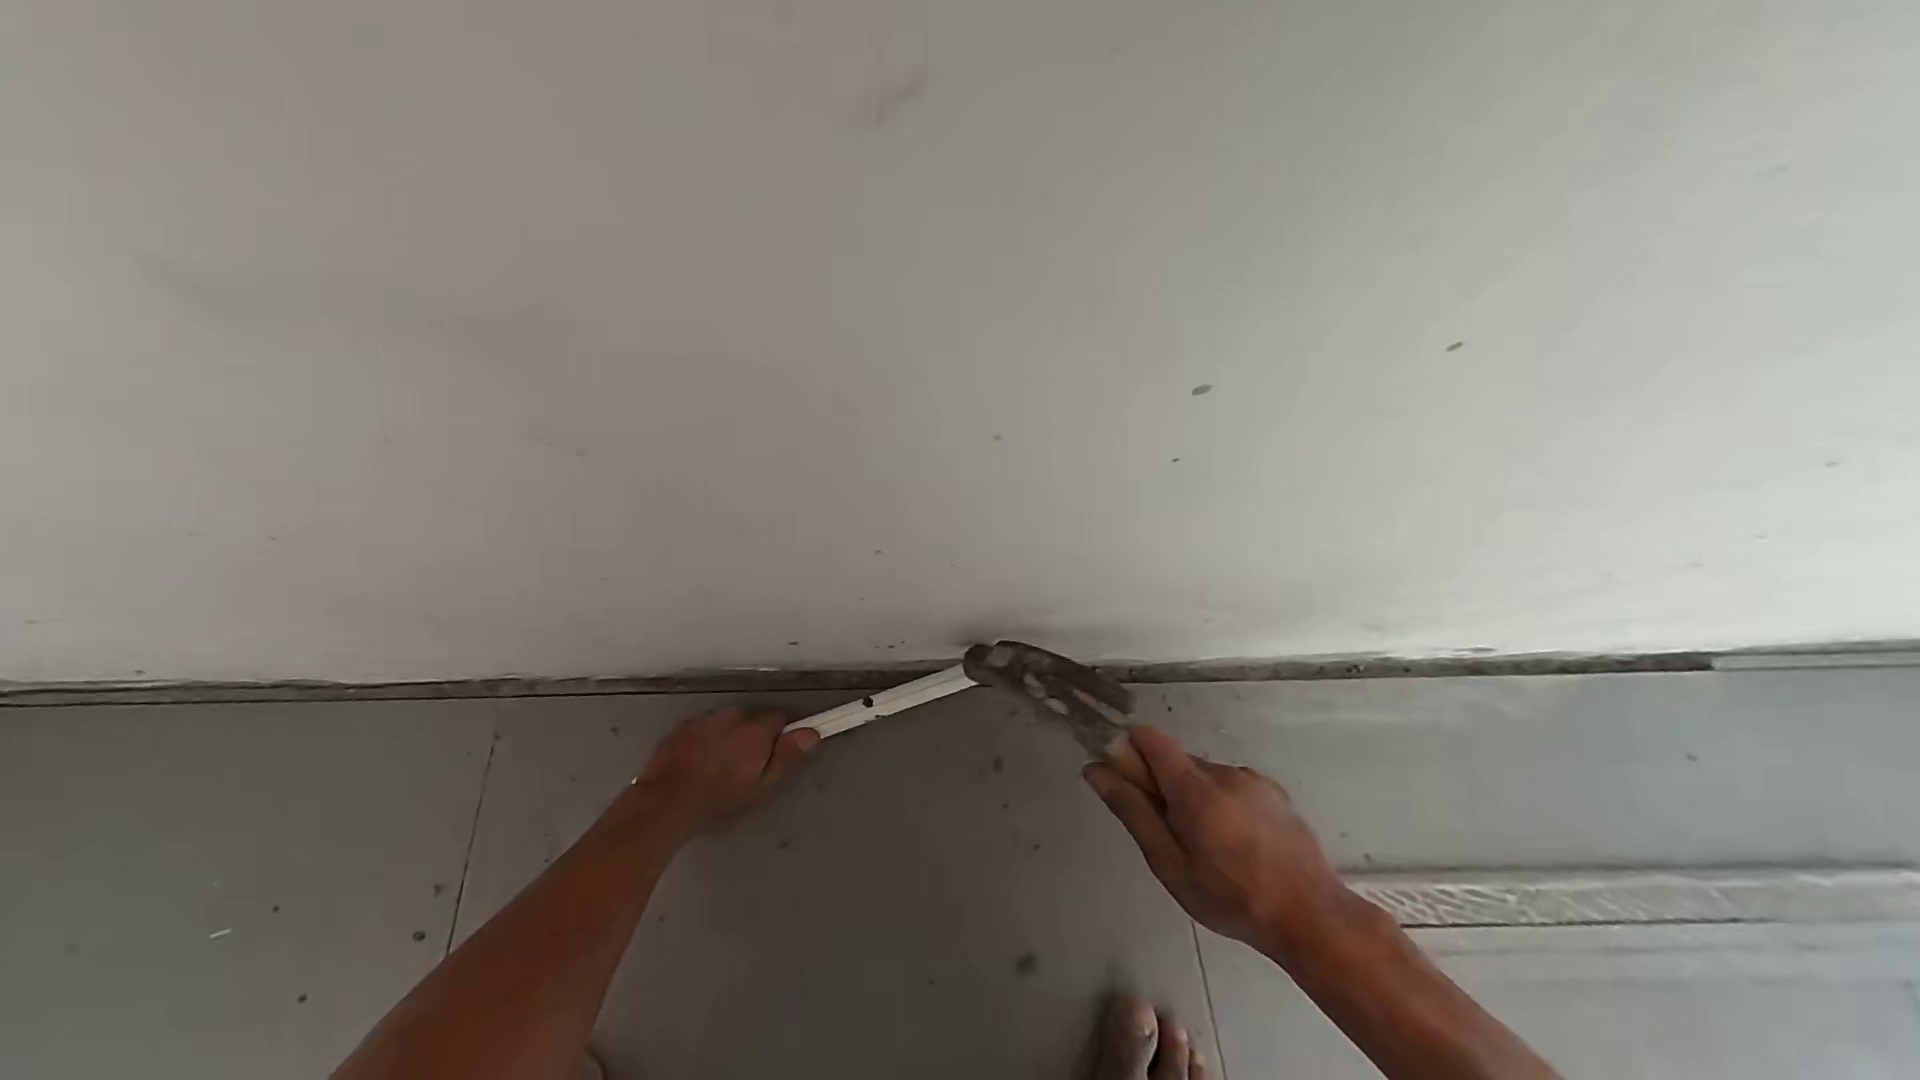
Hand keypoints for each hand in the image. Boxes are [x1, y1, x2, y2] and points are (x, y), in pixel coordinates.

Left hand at [630, 707, 819, 839]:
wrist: (664, 804)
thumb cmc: (719, 799)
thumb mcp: (761, 786)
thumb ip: (787, 756)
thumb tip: (812, 733)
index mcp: (756, 729)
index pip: (783, 716)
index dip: (786, 731)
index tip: (782, 749)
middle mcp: (733, 715)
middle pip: (755, 719)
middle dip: (757, 736)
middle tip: (749, 765)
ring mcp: (706, 718)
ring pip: (730, 722)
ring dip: (732, 736)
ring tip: (722, 766)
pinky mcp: (683, 725)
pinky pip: (706, 726)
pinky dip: (709, 738)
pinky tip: (701, 761)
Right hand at [1083, 726, 1354, 952]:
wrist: (1313, 918)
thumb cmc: (1230, 897)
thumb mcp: (1169, 863)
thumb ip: (1132, 811)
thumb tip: (1095, 770)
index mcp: (1194, 786)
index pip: (1149, 737)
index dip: (1129, 749)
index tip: (1125, 780)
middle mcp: (1223, 771)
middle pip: (1176, 760)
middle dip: (1162, 785)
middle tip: (1170, 835)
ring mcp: (1253, 780)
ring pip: (1204, 775)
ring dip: (1194, 797)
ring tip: (1208, 848)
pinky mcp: (1275, 792)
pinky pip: (1232, 786)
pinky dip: (1222, 803)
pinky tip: (1237, 845)